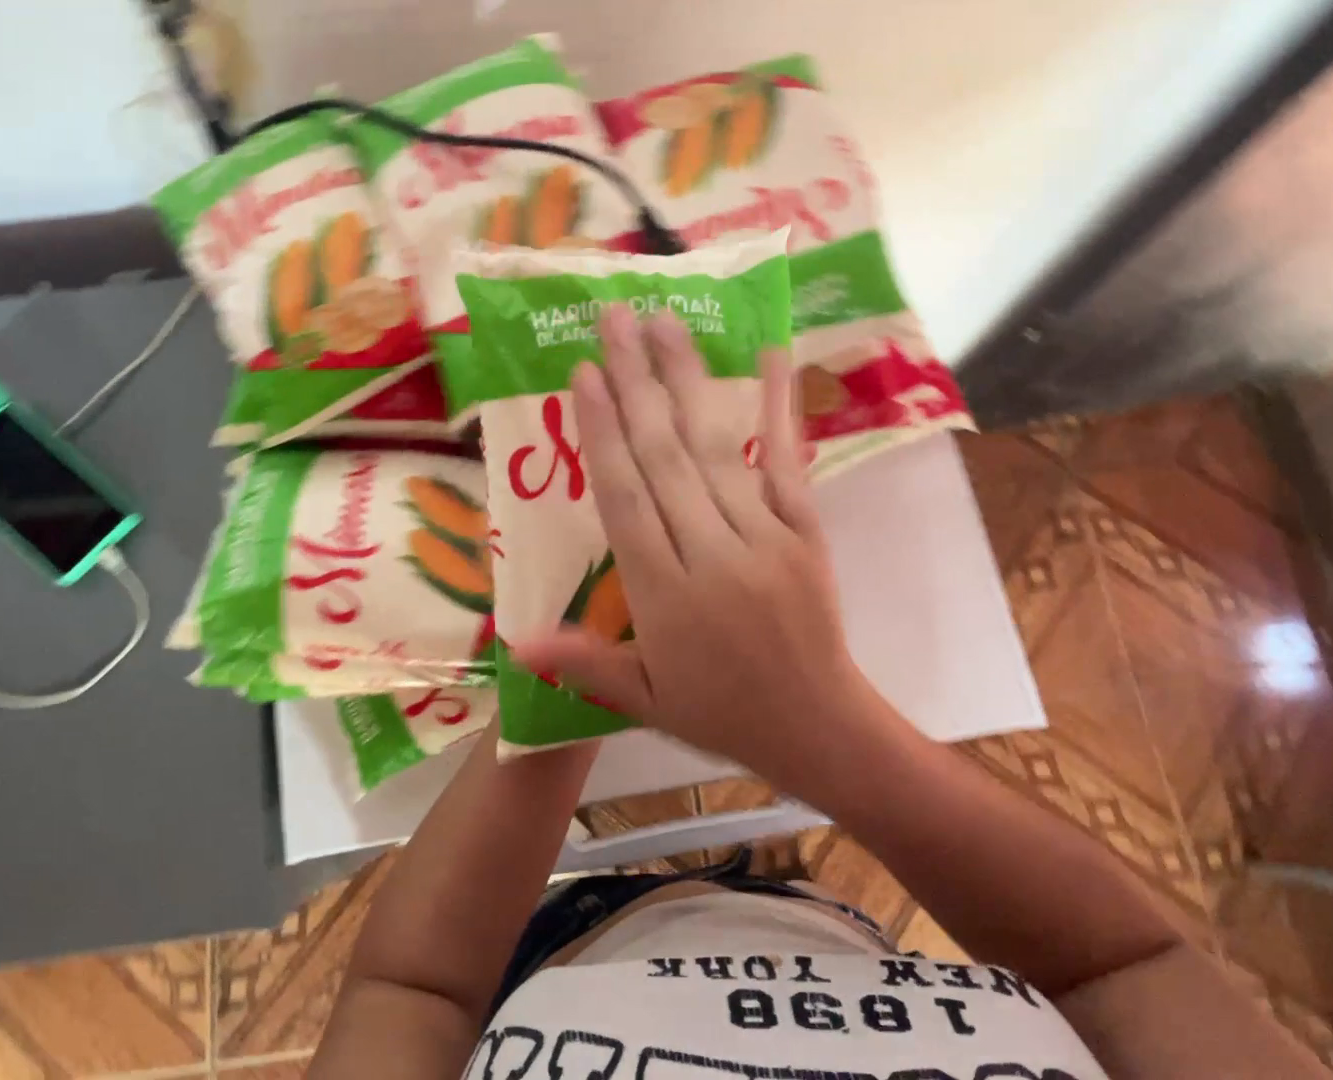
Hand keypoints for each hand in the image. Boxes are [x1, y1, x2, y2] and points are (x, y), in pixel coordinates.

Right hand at [511, 307, 878, 772]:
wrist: (817, 726)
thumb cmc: (719, 713)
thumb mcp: (642, 699)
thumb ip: (584, 661)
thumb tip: (515, 639)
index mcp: (662, 595)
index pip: (623, 498)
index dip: (601, 432)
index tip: (582, 374)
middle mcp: (710, 554)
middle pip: (663, 457)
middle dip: (634, 382)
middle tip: (613, 319)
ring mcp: (764, 537)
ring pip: (715, 448)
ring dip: (686, 380)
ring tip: (663, 322)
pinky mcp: (805, 531)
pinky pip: (786, 462)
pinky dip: (776, 406)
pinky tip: (765, 354)